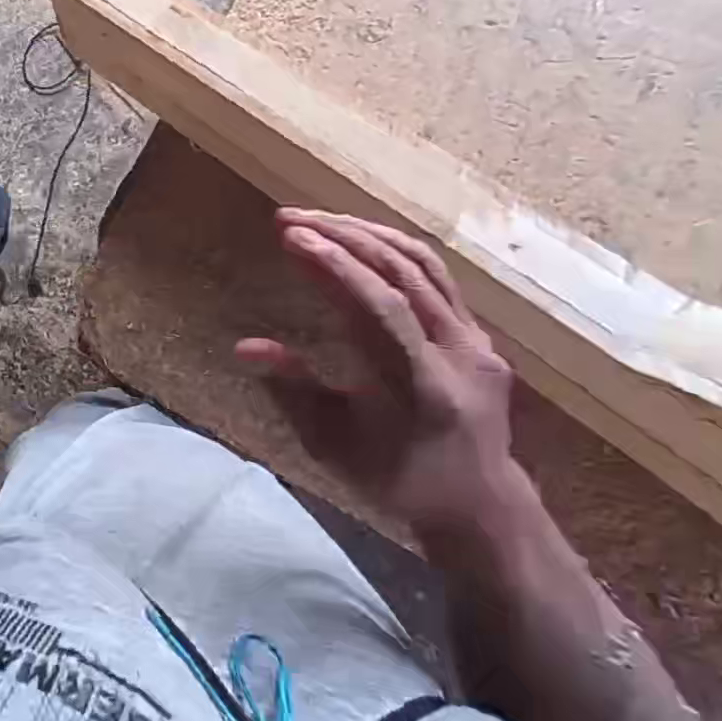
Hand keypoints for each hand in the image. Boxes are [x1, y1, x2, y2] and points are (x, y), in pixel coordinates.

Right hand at [235, 208, 517, 529]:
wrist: (477, 503)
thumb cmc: (392, 477)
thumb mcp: (331, 444)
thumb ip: (291, 390)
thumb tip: (244, 346)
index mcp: (422, 384)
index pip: (380, 306)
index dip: (334, 264)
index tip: (290, 236)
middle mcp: (460, 353)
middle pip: (404, 272)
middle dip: (343, 235)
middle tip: (290, 217)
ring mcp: (476, 341)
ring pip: (425, 267)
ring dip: (367, 234)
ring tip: (319, 219)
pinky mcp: (477, 336)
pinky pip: (436, 278)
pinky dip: (392, 251)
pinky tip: (359, 241)